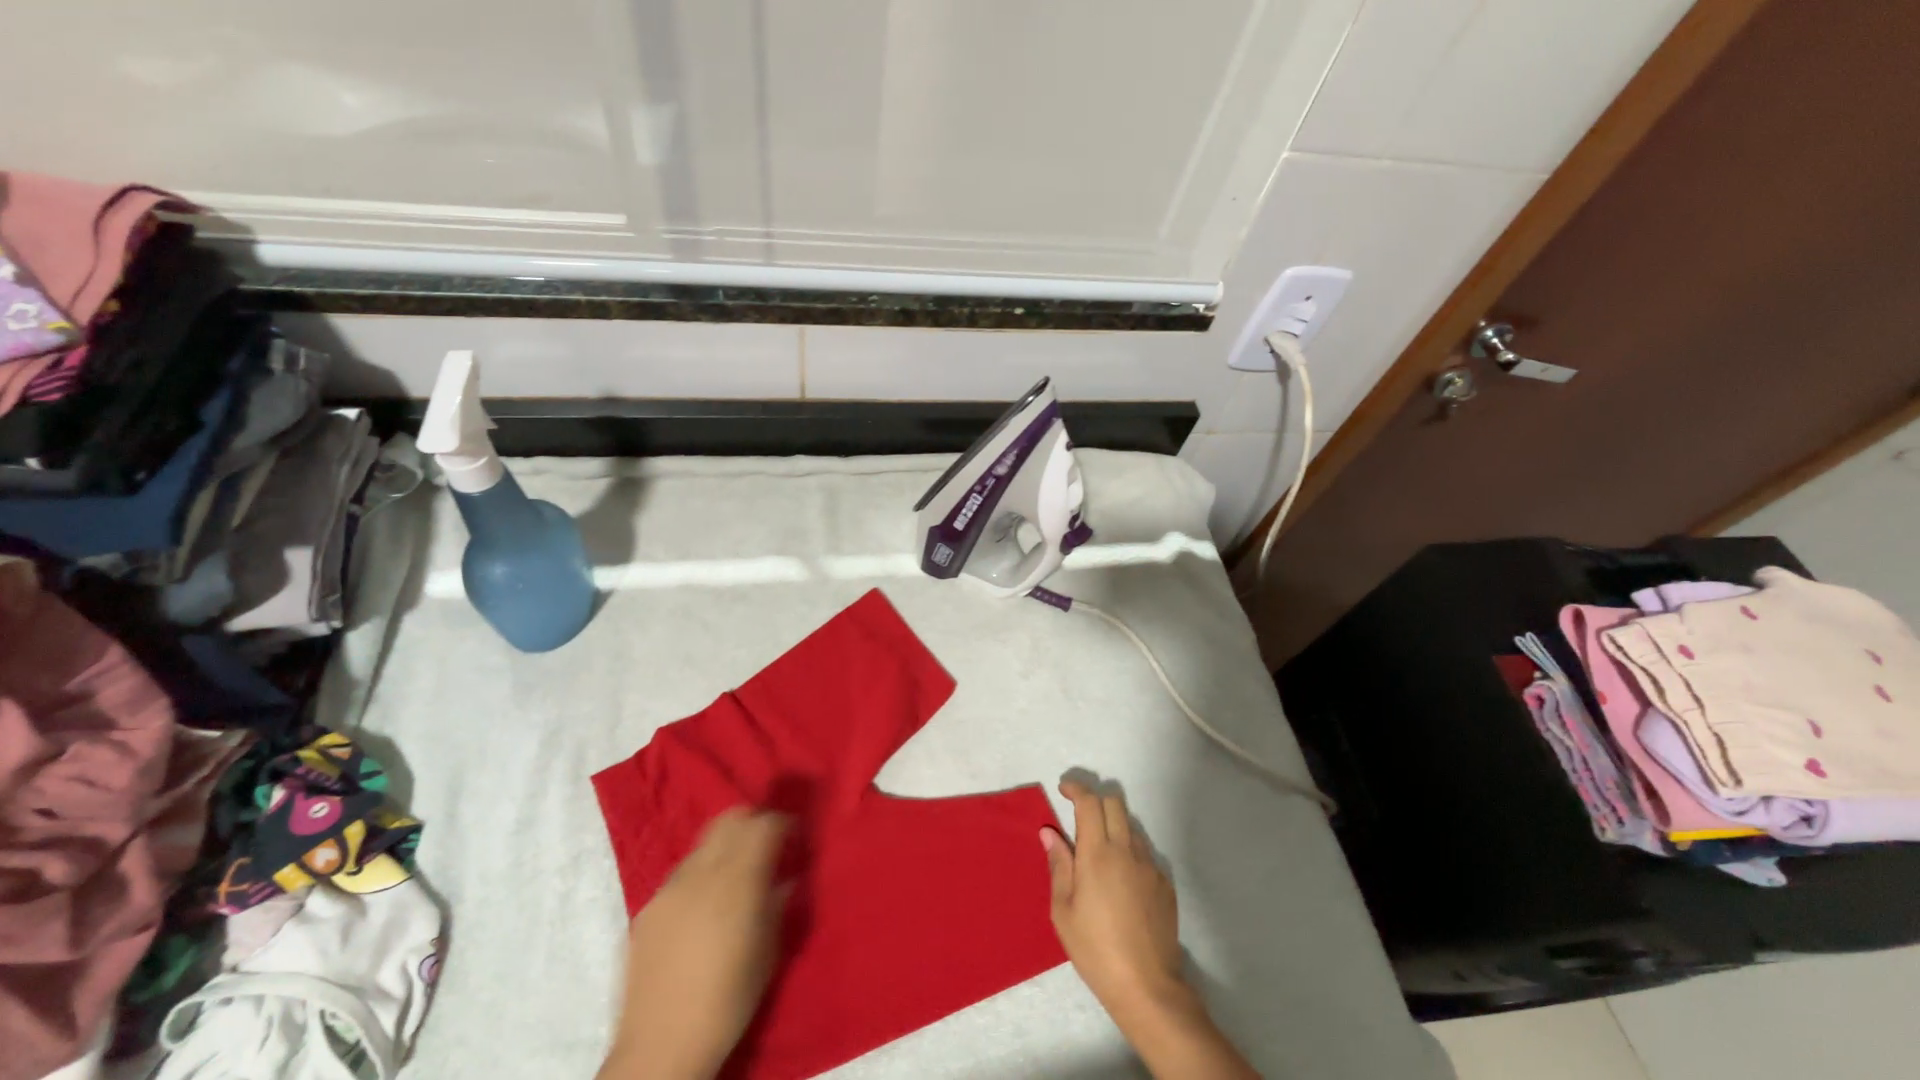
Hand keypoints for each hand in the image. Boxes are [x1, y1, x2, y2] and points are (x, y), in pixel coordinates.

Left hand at [601, 807, 789, 1079]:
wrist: (662, 1044)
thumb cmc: (729, 1003)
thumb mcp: (768, 954)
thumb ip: (777, 905)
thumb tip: (786, 879)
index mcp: (736, 884)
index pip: (762, 825)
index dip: (781, 822)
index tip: (793, 835)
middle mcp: (699, 875)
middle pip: (727, 820)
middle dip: (751, 824)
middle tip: (766, 847)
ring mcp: (667, 889)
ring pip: (702, 846)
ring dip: (723, 850)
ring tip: (734, 881)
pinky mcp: (645, 908)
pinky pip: (680, 876)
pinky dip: (699, 878)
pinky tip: (703, 911)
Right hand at [1042, 779, 1186, 1020]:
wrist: (1146, 984)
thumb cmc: (1094, 948)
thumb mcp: (1063, 910)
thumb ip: (1059, 865)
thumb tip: (1049, 833)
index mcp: (1098, 854)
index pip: (1090, 803)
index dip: (1076, 789)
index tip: (1064, 789)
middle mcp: (1128, 851)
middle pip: (1115, 804)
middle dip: (1095, 801)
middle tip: (1077, 816)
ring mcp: (1151, 866)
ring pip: (1131, 826)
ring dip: (1113, 825)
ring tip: (1096, 852)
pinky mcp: (1165, 883)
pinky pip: (1144, 852)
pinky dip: (1128, 850)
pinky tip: (1119, 880)